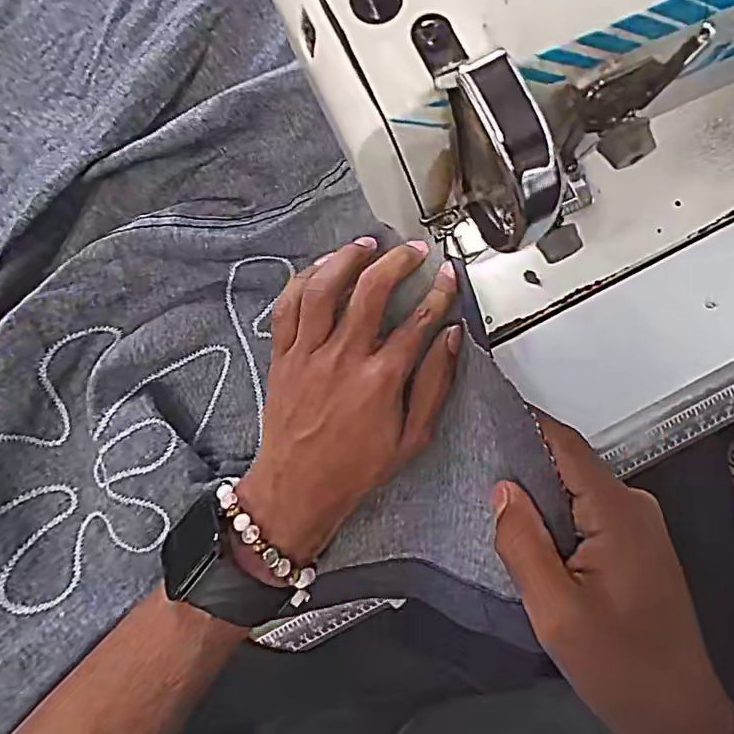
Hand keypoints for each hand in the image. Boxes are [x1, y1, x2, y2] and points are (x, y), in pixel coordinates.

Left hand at [235, 236, 461, 562]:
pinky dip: (303, 280)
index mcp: (379, 381)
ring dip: (347, 259)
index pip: (418, 321)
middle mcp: (342, 360)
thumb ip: (435, 385)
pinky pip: (287, 307)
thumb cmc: (354, 468)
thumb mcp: (412, 438)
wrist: (297, 488)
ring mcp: (308, 355)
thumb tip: (451, 341)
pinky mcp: (283, 357)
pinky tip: (321, 268)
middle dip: (398, 262)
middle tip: (412, 252)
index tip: (448, 276)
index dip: (439, 292)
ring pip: (324, 289)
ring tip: (366, 245)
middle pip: (371, 291)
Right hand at [492, 413, 733, 733]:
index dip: (529, 423)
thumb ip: (523, 544)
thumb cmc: (623, 669)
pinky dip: (560, 514)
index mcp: (619, 513)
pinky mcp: (640, 545)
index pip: (567, 446)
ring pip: (580, 490)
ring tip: (500, 504)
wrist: (683, 719)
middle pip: (572, 465)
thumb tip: (503, 490)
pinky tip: (536, 536)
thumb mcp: (556, 613)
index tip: (490, 412)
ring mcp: (642, 525)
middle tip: (481, 468)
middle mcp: (636, 507)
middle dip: (527, 462)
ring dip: (543, 493)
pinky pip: (591, 511)